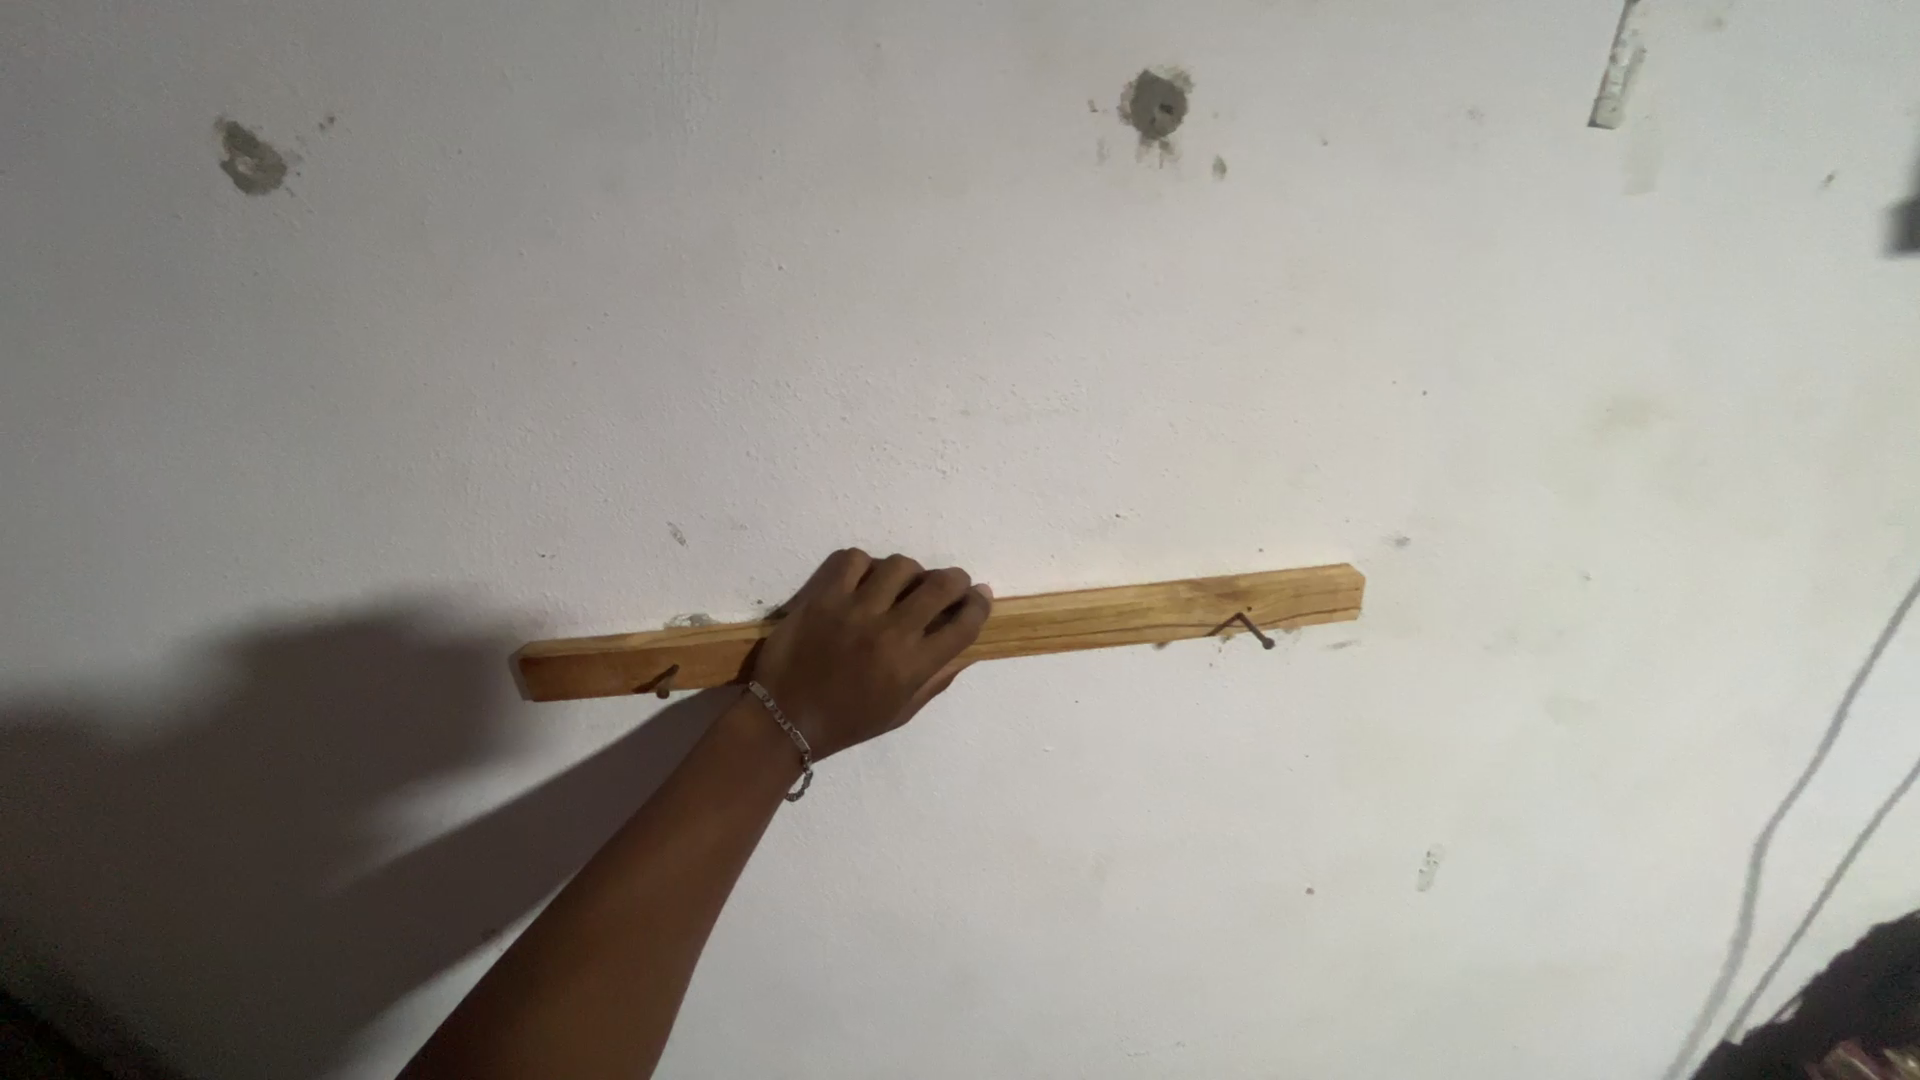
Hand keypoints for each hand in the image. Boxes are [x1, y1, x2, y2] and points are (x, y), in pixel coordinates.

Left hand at [749, 549, 991, 758]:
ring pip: (900, 565)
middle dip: (956, 580)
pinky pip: (854, 559)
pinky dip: (865, 565)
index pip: (964, 624)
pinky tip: (864, 580)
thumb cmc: (846, 722)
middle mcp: (890, 632)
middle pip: (940, 586)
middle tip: (952, 583)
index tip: (980, 596)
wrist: (783, 720)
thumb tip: (964, 651)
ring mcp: (855, 610)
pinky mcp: (823, 597)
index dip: (980, 605)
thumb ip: (935, 680)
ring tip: (903, 583)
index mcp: (912, 666)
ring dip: (911, 572)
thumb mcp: (901, 713)